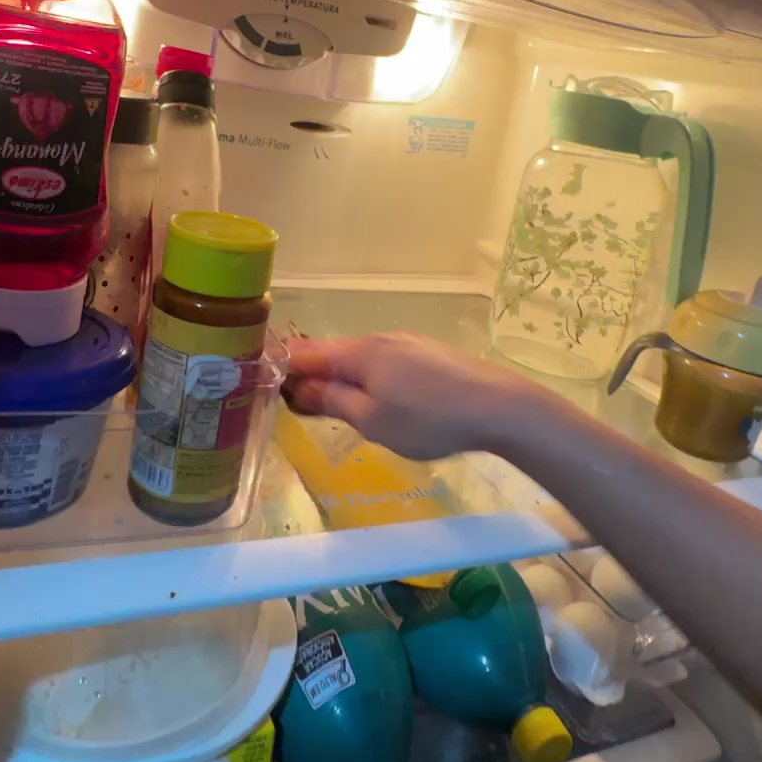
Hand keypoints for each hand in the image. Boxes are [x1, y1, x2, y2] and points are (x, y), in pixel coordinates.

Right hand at [285, 333, 567, 461]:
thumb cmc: (429, 419)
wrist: (499, 407)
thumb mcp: (373, 421)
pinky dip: (368, 379)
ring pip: (360, 359)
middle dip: (311, 376)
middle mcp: (379, 340)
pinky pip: (384, 364)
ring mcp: (407, 344)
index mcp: (359, 353)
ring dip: (341, 379)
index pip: (305, 353)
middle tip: (295, 406)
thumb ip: (333, 402)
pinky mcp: (429, 356)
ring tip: (333, 407)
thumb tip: (300, 389)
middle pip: (333, 354)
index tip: (262, 384)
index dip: (281, 367)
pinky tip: (377, 399)